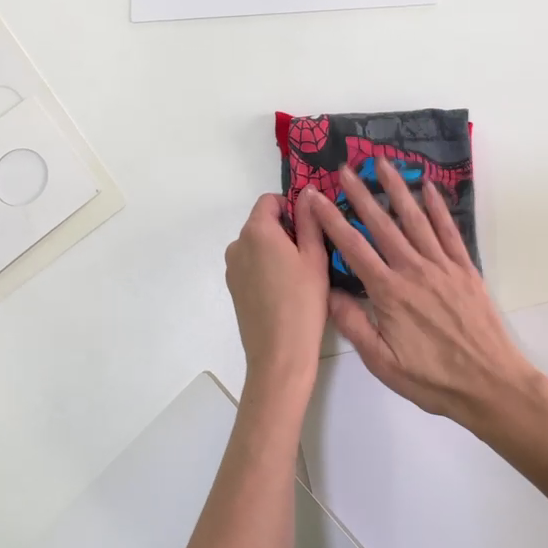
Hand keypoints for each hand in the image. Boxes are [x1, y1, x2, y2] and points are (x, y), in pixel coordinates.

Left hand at [224, 192, 330, 394]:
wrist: (280, 355)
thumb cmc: (303, 302)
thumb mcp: (315, 257)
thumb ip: (310, 220)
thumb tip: (308, 192)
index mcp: (257, 231)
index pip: (270, 201)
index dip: (291, 208)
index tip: (310, 229)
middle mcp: (237, 245)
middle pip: (262, 223)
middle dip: (285, 231)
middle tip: (310, 256)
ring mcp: (232, 268)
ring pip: (257, 246)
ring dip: (275, 251)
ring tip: (299, 277)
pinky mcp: (233, 288)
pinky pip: (251, 266)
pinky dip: (266, 269)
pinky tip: (284, 292)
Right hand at [316, 159, 542, 427]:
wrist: (490, 385)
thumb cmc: (432, 380)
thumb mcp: (382, 362)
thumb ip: (353, 324)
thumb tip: (327, 292)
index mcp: (389, 293)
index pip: (353, 248)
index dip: (332, 220)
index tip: (315, 197)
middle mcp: (414, 270)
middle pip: (382, 224)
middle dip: (361, 194)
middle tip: (345, 169)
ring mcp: (442, 266)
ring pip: (415, 219)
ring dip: (397, 189)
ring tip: (383, 164)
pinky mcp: (465, 270)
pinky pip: (449, 231)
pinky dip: (437, 208)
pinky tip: (428, 188)